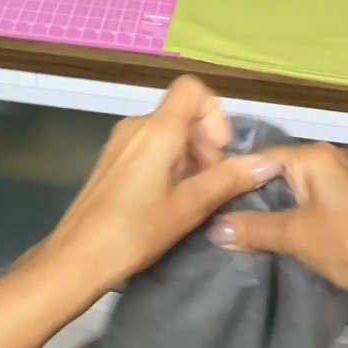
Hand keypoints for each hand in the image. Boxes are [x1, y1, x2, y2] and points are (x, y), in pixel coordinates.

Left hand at [29, 76, 282, 294]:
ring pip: (168, 132)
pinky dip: (169, 165)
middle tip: (210, 185)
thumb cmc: (135, 230)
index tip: (219, 153)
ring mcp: (121, 142)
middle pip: (183, 114)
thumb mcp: (190, 206)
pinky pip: (150, 147)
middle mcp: (137, 125)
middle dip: (206, 144)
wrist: (77, 258)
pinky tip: (168, 201)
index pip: (192, 89)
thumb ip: (230, 179)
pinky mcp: (113, 160)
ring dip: (189, 158)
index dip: (214, 114)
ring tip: (190, 199)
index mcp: (157, 128)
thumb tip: (269, 162)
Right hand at [209, 142, 347, 302]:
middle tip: (214, 217)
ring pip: (293, 191)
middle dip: (249, 195)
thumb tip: (213, 228)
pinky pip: (309, 204)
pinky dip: (290, 217)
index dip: (232, 178)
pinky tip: (271, 237)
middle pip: (276, 173)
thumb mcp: (295, 236)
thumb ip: (253, 229)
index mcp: (315, 156)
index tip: (205, 198)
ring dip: (269, 209)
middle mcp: (329, 160)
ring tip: (235, 229)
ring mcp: (342, 183)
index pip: (260, 157)